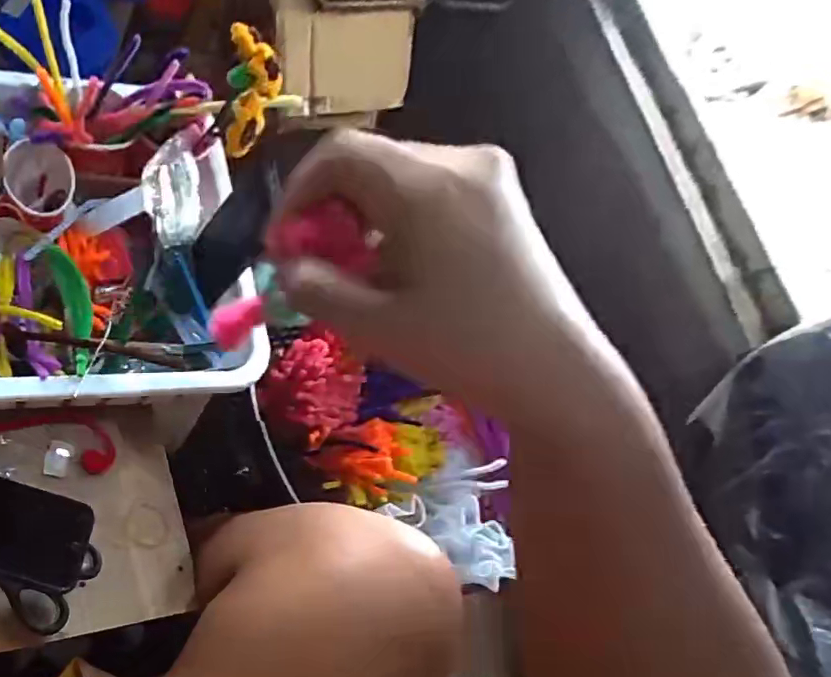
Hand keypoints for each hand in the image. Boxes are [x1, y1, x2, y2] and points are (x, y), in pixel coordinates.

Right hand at [271, 130, 635, 431]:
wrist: (550, 369)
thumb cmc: (461, 349)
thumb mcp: (375, 326)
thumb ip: (317, 290)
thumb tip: (287, 267)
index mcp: (427, 186)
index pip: (339, 154)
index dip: (295, 195)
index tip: (280, 247)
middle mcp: (459, 162)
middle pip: (366, 162)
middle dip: (324, 212)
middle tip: (309, 269)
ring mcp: (484, 175)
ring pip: (392, 177)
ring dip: (355, 220)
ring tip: (350, 276)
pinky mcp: (495, 197)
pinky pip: (423, 191)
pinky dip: (389, 222)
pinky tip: (390, 269)